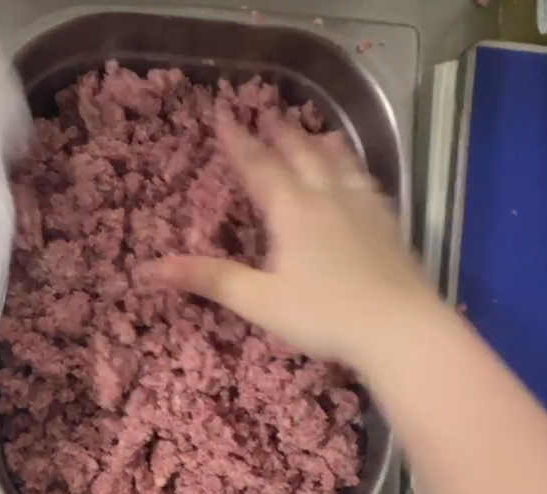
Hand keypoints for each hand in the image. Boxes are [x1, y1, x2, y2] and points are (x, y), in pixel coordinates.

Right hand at [143, 115, 447, 375]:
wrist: (397, 326)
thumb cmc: (323, 315)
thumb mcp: (259, 302)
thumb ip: (210, 280)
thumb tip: (149, 269)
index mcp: (292, 211)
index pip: (259, 167)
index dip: (238, 142)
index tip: (223, 115)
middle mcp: (328, 198)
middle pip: (301, 155)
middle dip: (281, 135)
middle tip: (269, 115)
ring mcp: (364, 209)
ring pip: (339, 164)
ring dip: (322, 146)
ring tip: (316, 134)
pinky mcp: (389, 226)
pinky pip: (368, 185)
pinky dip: (356, 172)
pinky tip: (360, 180)